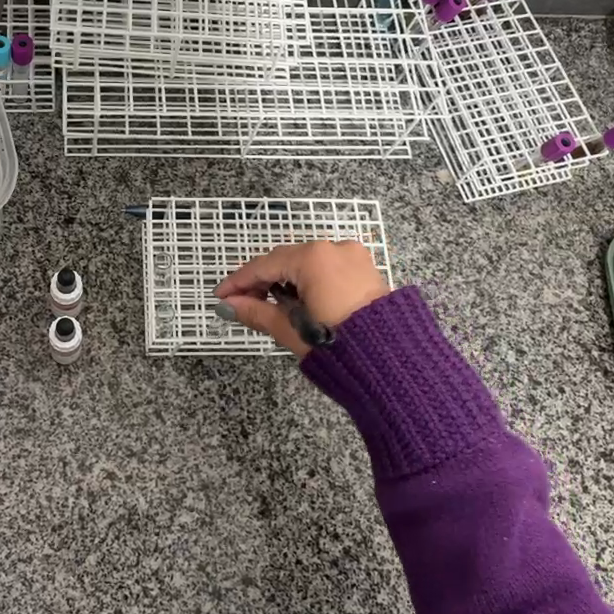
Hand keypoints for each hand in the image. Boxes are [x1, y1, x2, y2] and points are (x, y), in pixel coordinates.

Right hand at [213, 240, 388, 356]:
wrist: (393, 364)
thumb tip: (229, 305)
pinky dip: (310, 282)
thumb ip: (257, 312)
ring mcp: (353, 257)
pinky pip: (329, 270)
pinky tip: (298, 302)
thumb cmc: (338, 346)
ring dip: (286, 282)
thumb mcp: (291, 329)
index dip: (239, 282)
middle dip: (262, 282)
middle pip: (286, 261)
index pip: (264, 266)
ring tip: (269, 307)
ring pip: (308, 265)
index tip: (221, 295)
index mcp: (313, 258)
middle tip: (241, 303)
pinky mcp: (367, 270)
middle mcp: (334, 249)